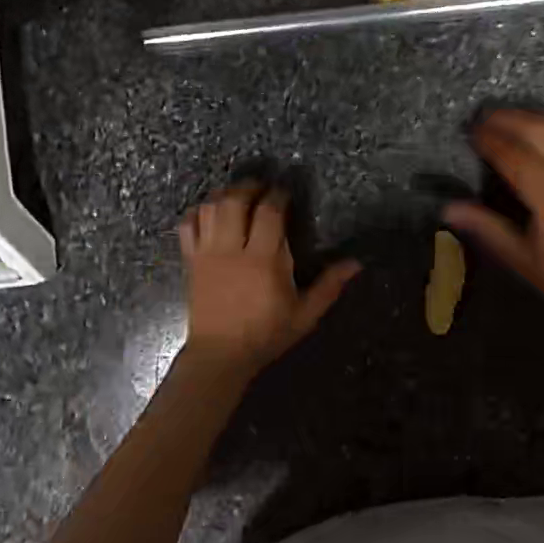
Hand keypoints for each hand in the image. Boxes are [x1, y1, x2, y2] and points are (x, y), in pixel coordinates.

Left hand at [178, 185, 359, 376]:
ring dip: (224, 194)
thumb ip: (329, 286)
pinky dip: (197, 212)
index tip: (284, 192)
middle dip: (249, 187)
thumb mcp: (304, 314)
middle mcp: (232, 250)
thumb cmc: (265, 335)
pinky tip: (209, 212)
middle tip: (261, 187)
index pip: (268, 213)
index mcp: (262, 260)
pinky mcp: (191, 261)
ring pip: (210, 208)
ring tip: (238, 194)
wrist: (220, 355)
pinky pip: (188, 226)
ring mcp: (207, 253)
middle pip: (235, 201)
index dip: (277, 196)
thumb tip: (356, 263)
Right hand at [444, 110, 543, 316]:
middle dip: (508, 120)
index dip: (490, 141)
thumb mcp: (525, 261)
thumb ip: (488, 229)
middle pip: (538, 132)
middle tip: (485, 117)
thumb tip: (449, 209)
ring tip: (513, 117)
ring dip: (535, 116)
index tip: (471, 132)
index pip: (513, 156)